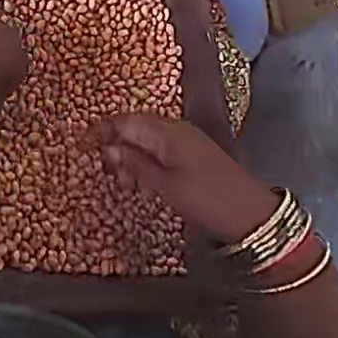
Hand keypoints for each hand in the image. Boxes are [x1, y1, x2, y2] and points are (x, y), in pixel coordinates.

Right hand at [97, 115, 278, 243]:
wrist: (253, 215)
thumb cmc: (207, 200)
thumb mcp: (165, 185)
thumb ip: (134, 163)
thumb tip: (107, 148)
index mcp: (166, 132)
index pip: (124, 122)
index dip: (102, 132)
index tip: (84, 146)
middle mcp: (175, 129)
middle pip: (134, 128)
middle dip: (116, 147)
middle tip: (108, 174)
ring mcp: (186, 139)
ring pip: (147, 140)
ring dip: (132, 158)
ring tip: (127, 186)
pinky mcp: (193, 153)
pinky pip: (161, 150)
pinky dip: (148, 163)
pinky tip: (147, 186)